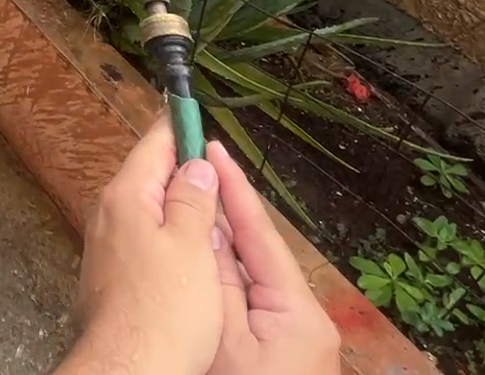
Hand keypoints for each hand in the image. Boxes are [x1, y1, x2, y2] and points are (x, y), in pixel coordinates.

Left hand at [58, 114, 224, 374]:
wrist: (128, 365)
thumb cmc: (164, 309)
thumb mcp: (191, 247)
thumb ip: (193, 201)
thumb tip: (195, 164)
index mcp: (126, 196)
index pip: (152, 146)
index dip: (175, 128)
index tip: (189, 109)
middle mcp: (107, 210)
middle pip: (146, 174)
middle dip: (178, 168)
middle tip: (210, 161)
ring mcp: (104, 240)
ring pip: (144, 206)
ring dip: (174, 202)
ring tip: (206, 202)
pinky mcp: (109, 268)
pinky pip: (139, 234)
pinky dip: (163, 230)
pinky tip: (185, 247)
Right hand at [207, 143, 341, 374]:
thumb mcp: (219, 330)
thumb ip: (214, 271)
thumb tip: (204, 217)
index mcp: (297, 309)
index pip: (260, 231)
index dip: (234, 185)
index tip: (210, 142)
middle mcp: (300, 315)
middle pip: (253, 246)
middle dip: (220, 205)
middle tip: (187, 162)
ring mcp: (287, 331)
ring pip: (243, 268)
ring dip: (213, 233)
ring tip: (184, 192)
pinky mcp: (270, 343)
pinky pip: (238, 289)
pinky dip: (214, 264)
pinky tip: (192, 245)